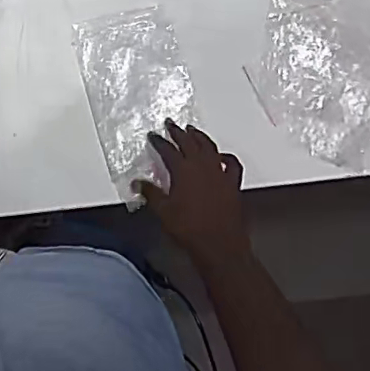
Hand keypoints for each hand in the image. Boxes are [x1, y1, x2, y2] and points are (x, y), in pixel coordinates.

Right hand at [135, 120, 248, 265]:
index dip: (159, 141)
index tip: (153, 136)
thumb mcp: (163, 211)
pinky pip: (232, 164)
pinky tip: (222, 156)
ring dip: (199, 137)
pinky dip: (226, 157)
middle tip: (170, 124)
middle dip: (178, 131)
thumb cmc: (189, 228)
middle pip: (188, 142)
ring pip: (209, 147)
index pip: (167, 149)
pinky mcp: (232, 184)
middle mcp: (202, 166)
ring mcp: (219, 173)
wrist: (220, 246)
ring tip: (193, 130)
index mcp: (183, 170)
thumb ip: (150, 193)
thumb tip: (137, 183)